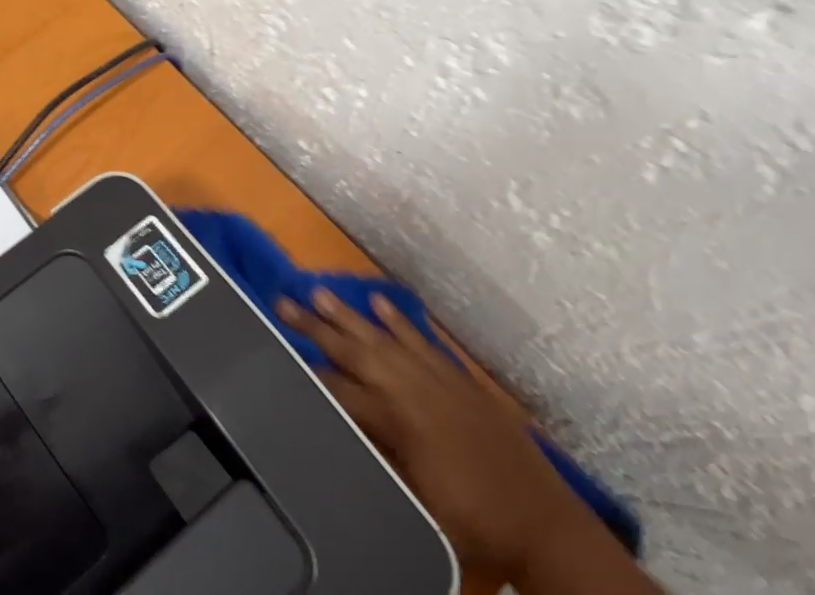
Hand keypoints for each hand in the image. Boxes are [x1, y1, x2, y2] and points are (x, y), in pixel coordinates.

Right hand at [278, 290, 639, 590]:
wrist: (541, 521)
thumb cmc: (467, 519)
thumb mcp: (408, 496)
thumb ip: (369, 452)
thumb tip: (333, 421)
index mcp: (395, 419)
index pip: (335, 389)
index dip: (303, 371)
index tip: (273, 348)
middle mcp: (412, 389)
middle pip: (354, 351)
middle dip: (315, 327)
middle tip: (283, 301)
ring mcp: (438, 379)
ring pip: (384, 338)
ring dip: (350, 315)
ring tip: (320, 292)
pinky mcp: (460, 379)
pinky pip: (422, 340)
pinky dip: (400, 321)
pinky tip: (381, 303)